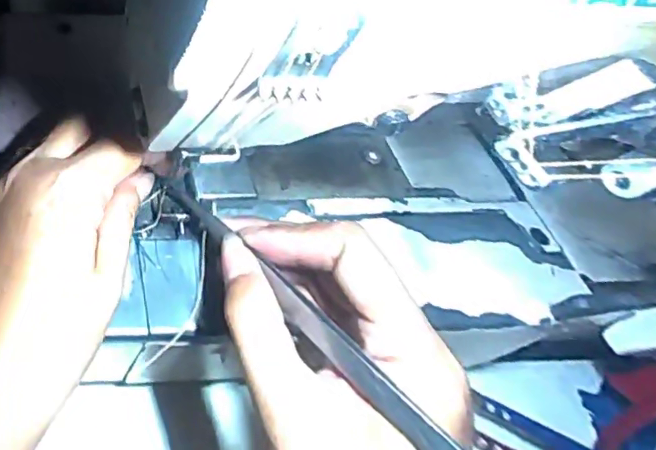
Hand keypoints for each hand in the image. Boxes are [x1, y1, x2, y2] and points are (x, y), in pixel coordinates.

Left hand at [0, 118, 146, 449]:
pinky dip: (40, 177)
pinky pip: (16, 172)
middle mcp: (27, 173)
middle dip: (106, 141)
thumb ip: (120, 218)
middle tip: (125, 174)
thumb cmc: (48, 343)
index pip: (117, 145)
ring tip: (90, 194)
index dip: (144, 153)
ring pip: (44, 146)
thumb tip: (136, 182)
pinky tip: (50, 214)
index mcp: (66, 189)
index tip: (159, 165)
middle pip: (77, 127)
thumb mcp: (104, 284)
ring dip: (72, 155)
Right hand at [222, 221, 473, 448]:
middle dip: (290, 246)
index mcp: (418, 353)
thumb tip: (233, 256)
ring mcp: (406, 358)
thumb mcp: (294, 418)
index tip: (243, 240)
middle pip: (354, 262)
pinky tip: (269, 295)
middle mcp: (421, 345)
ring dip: (292, 267)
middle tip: (237, 246)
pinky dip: (301, 296)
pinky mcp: (385, 370)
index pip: (355, 254)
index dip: (294, 237)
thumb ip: (259, 329)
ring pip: (346, 284)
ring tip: (245, 263)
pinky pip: (341, 313)